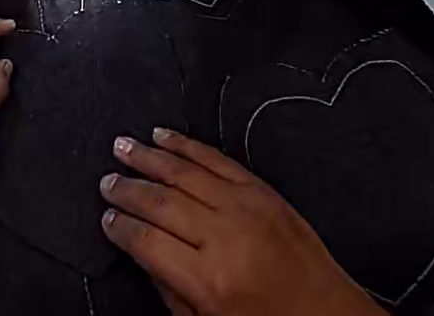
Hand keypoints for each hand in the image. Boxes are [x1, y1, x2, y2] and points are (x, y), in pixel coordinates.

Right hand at [100, 128, 384, 315]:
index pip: (148, 242)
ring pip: (184, 170)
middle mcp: (223, 234)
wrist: (328, 314)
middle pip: (162, 201)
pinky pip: (216, 157)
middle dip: (129, 187)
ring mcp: (243, 203)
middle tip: (106, 178)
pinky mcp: (259, 186)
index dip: (122, 226)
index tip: (106, 215)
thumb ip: (172, 293)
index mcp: (209, 281)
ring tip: (123, 145)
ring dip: (150, 155)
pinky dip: (187, 144)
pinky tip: (165, 136)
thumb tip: (143, 253)